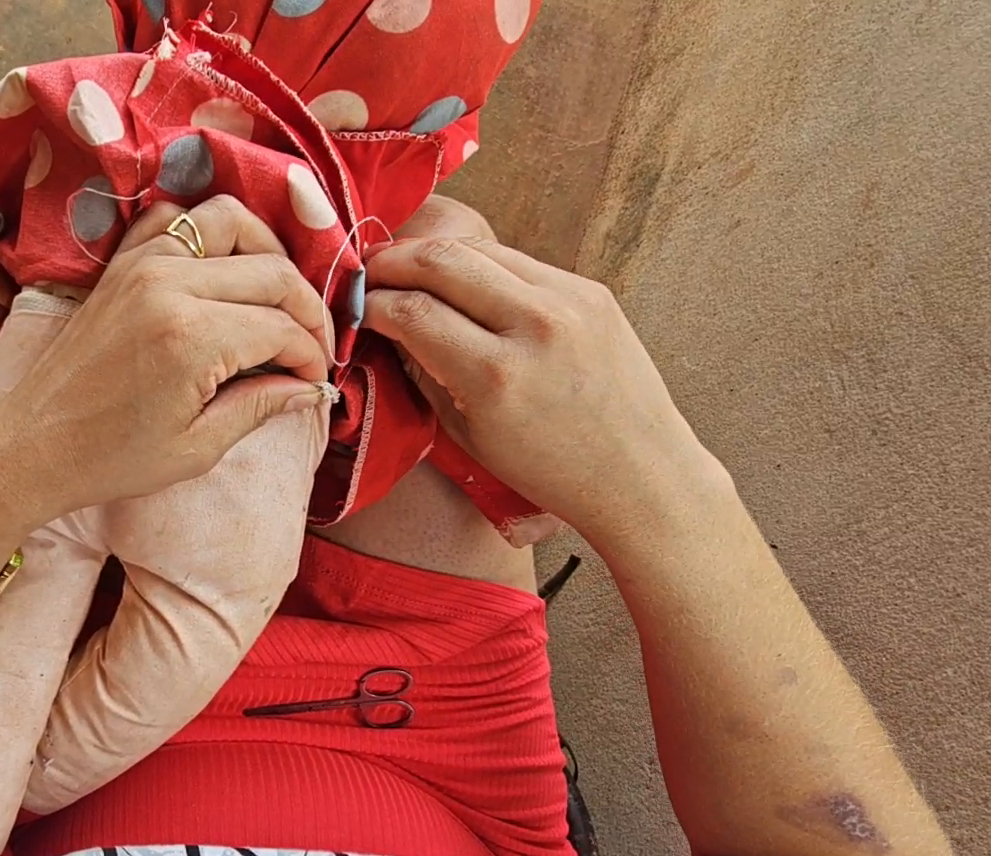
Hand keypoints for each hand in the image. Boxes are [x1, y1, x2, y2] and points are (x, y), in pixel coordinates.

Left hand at [0, 196, 332, 529]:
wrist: (33, 448)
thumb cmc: (110, 460)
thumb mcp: (195, 448)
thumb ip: (258, 406)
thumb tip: (307, 387)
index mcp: (192, 337)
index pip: (282, 327)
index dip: (311, 354)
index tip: (315, 378)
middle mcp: (170, 284)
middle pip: (271, 271)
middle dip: (306, 310)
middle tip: (309, 347)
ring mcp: (139, 265)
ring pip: (230, 224)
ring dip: (267, 254)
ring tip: (277, 298)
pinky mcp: (119, 266)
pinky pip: (174, 220)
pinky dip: (206, 232)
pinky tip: (219, 268)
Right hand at [362, 233, 727, 547]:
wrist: (638, 471)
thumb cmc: (544, 469)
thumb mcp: (465, 432)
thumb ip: (425, 372)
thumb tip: (390, 330)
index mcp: (495, 375)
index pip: (412, 311)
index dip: (371, 303)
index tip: (352, 308)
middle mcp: (534, 325)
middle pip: (442, 260)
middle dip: (391, 260)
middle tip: (364, 271)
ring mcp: (570, 299)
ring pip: (480, 249)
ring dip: (431, 255)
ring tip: (402, 270)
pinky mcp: (590, 290)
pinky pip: (516, 262)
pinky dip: (475, 265)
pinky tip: (456, 282)